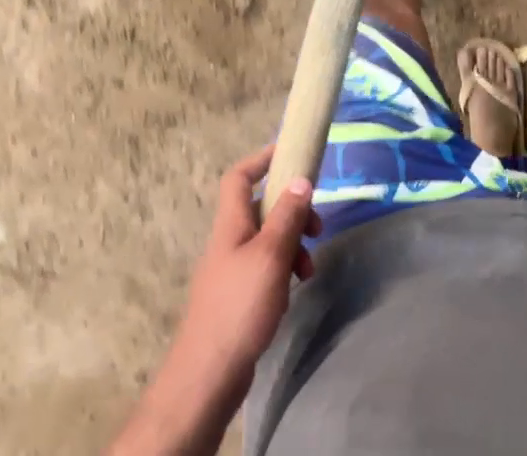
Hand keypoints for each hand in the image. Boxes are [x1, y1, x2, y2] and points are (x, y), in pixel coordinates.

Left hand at [173, 145, 319, 382]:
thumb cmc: (240, 307)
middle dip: (292, 210)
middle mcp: (228, 242)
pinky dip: (284, 270)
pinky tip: (294, 290)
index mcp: (230, 225)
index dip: (261, 159)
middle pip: (260, 208)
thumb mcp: (271, 256)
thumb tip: (300, 179)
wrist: (209, 374)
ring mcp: (231, 270)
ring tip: (309, 268)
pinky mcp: (237, 296)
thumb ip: (287, 217)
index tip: (291, 153)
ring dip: (292, 245)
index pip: (239, 177)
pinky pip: (266, 267)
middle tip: (317, 226)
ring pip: (267, 240)